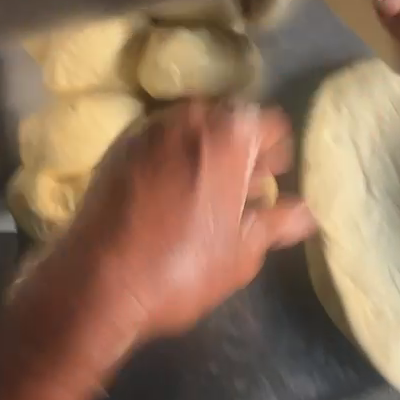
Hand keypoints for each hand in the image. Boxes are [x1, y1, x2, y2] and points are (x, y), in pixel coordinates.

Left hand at [47, 101, 316, 342]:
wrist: (95, 283)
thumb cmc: (182, 266)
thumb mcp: (243, 251)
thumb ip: (278, 222)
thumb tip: (305, 212)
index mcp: (229, 132)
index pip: (271, 123)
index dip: (277, 152)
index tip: (272, 180)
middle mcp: (191, 115)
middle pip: (231, 120)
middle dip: (241, 150)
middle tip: (242, 190)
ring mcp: (151, 126)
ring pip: (194, 129)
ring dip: (206, 151)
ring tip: (205, 195)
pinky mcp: (120, 143)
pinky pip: (161, 140)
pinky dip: (173, 157)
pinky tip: (169, 196)